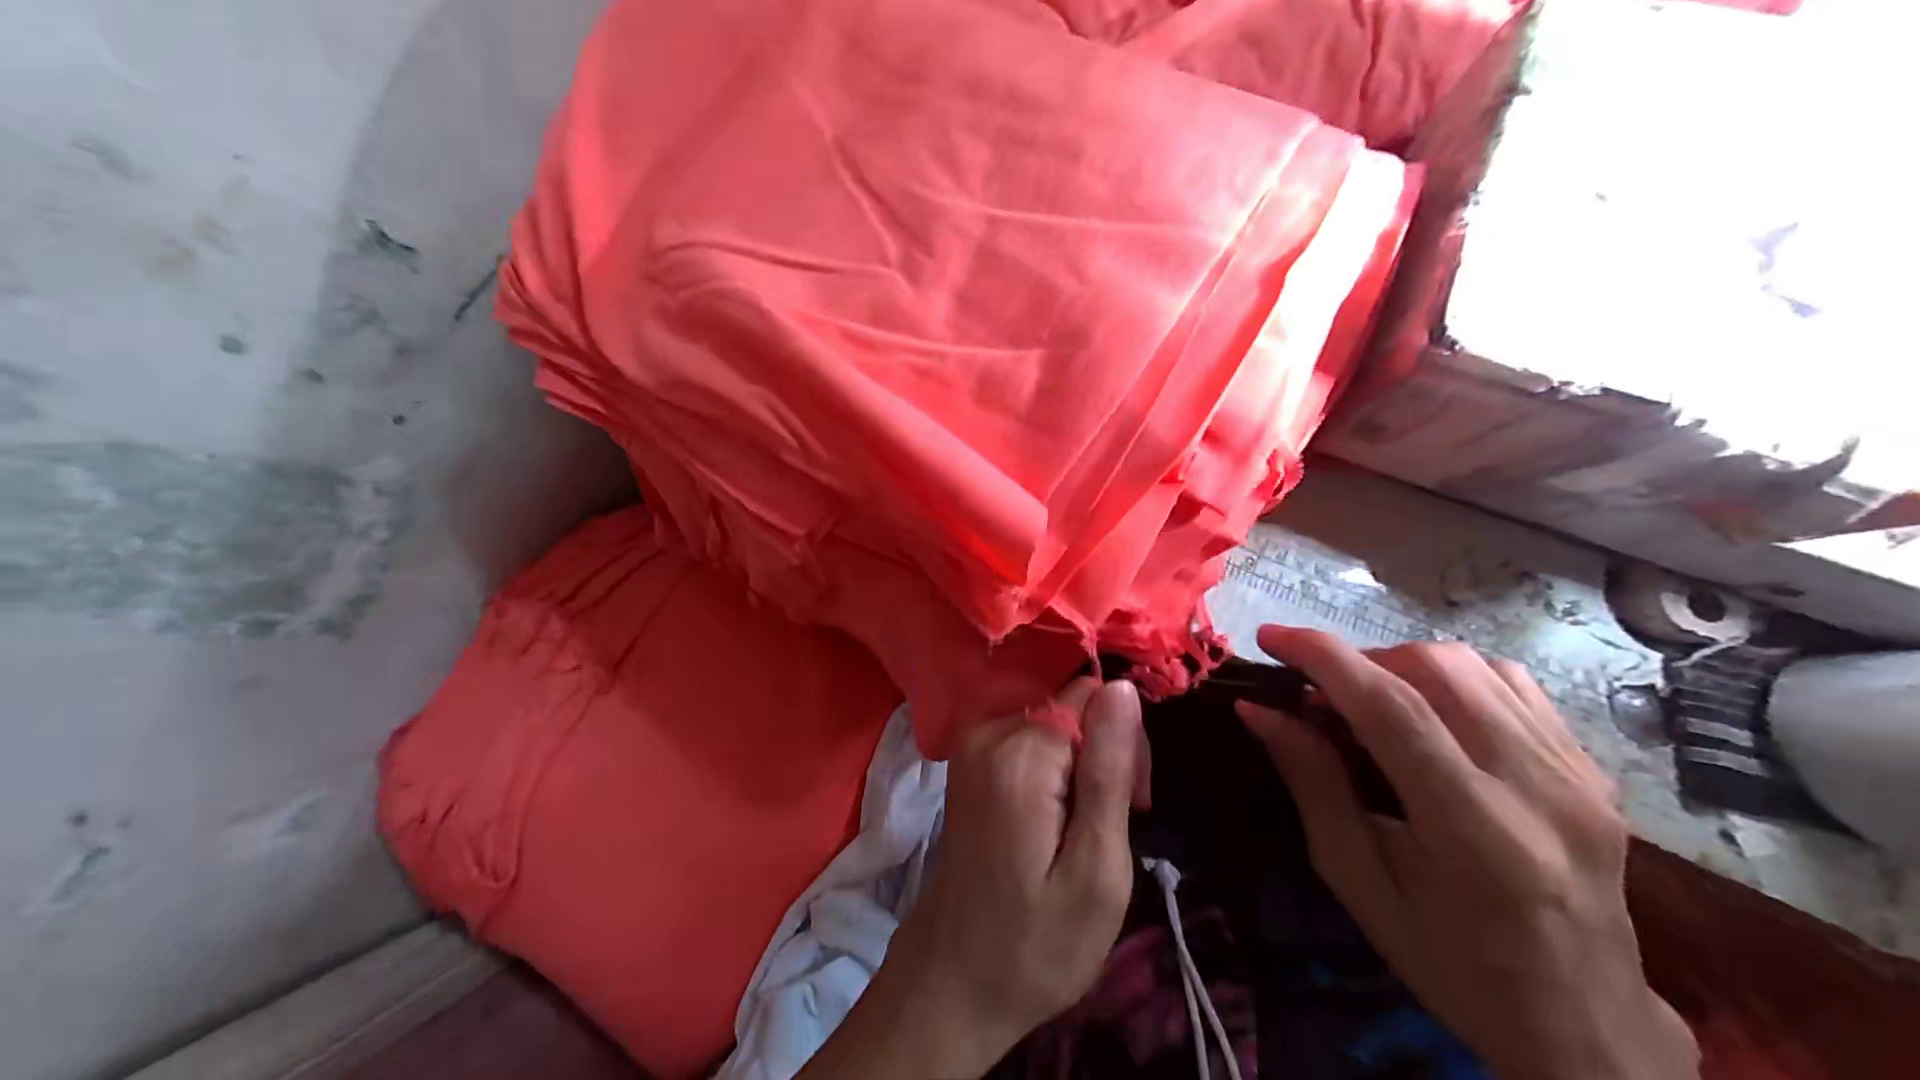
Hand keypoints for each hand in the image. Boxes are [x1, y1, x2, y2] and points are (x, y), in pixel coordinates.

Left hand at [798, 678, 1143, 1079]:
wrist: (953, 981)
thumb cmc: (1036, 944)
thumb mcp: (1096, 870)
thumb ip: (1110, 771)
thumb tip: (1122, 688)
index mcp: (1019, 754)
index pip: (1095, 698)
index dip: (1125, 745)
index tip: (1133, 803)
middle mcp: (987, 732)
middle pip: (1074, 706)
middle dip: (1105, 754)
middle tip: (1107, 828)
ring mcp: (970, 744)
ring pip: (1056, 721)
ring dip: (1082, 765)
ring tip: (1082, 830)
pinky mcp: (968, 761)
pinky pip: (1030, 738)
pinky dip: (1054, 770)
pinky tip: (1056, 818)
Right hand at [1238, 626, 1698, 1079]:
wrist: (1583, 1022)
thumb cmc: (1451, 964)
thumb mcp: (1358, 882)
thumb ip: (1312, 784)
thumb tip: (1259, 710)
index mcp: (1476, 832)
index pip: (1391, 708)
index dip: (1322, 657)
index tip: (1270, 637)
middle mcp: (1539, 789)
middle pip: (1435, 669)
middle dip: (1358, 661)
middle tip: (1317, 694)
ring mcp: (1578, 775)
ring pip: (1474, 665)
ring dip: (1401, 665)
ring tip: (1367, 702)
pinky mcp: (1593, 769)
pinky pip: (1513, 685)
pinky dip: (1451, 678)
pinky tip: (1428, 712)